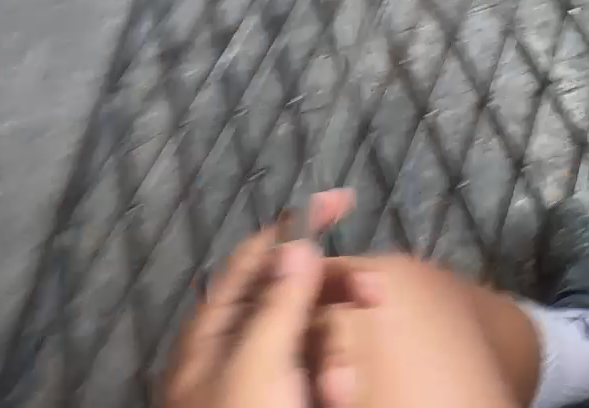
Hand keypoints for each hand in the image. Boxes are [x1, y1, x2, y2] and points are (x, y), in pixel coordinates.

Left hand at [162, 190, 379, 407]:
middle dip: (336, 291)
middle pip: (295, 290)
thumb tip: (297, 244)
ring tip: (344, 386)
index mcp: (212, 336)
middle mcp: (237, 348)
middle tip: (376, 291)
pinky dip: (336, 374)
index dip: (296, 224)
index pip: (255, 259)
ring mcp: (265, 375)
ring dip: (338, 350)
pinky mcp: (291, 395)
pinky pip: (323, 363)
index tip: (345, 200)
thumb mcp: (257, 369)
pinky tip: (342, 395)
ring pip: (315, 328)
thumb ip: (277, 304)